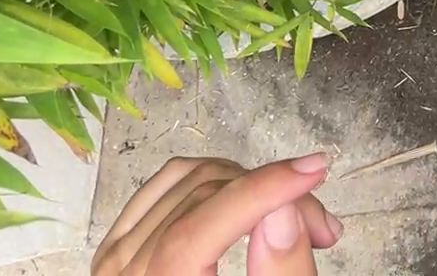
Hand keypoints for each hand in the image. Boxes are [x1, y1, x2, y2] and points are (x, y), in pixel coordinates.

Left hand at [92, 154, 341, 275]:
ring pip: (192, 181)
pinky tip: (249, 195)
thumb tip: (283, 208)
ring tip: (296, 217)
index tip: (316, 171)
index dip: (256, 193)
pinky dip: (219, 175)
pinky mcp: (121, 244)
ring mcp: (112, 264)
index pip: (191, 235)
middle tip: (324, 227)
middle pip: (201, 204)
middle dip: (273, 196)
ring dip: (254, 186)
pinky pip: (171, 180)